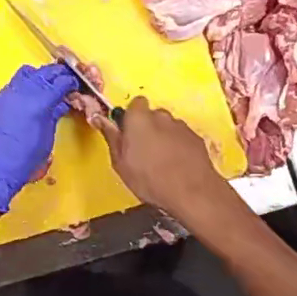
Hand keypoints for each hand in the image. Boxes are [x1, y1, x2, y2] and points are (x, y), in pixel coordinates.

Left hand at [0, 63, 77, 212]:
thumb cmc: (25, 161)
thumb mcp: (47, 138)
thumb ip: (54, 115)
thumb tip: (61, 104)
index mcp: (39, 103)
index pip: (59, 82)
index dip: (70, 81)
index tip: (74, 83)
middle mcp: (21, 93)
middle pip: (42, 73)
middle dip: (55, 74)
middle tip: (64, 79)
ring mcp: (5, 95)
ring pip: (25, 74)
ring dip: (38, 77)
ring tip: (45, 86)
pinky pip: (12, 85)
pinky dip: (23, 86)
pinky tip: (28, 97)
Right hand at [95, 98, 228, 219]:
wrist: (191, 192)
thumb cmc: (148, 179)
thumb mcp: (120, 163)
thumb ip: (111, 137)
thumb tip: (100, 119)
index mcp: (139, 118)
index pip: (135, 103)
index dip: (131, 117)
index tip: (128, 134)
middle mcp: (161, 116)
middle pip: (152, 115)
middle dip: (147, 128)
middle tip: (142, 152)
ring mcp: (181, 126)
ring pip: (168, 127)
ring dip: (163, 138)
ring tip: (161, 162)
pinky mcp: (196, 138)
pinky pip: (181, 138)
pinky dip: (178, 147)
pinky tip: (176, 166)